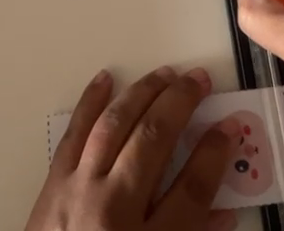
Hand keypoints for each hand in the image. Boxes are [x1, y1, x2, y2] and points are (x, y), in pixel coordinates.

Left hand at [25, 66, 239, 230]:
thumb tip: (224, 210)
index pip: (192, 191)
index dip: (215, 154)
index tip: (229, 127)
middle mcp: (113, 210)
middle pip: (152, 141)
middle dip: (180, 103)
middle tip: (199, 79)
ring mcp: (79, 191)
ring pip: (114, 125)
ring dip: (142, 93)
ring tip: (166, 74)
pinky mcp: (53, 184)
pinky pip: (74, 133)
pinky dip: (90, 102)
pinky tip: (106, 79)